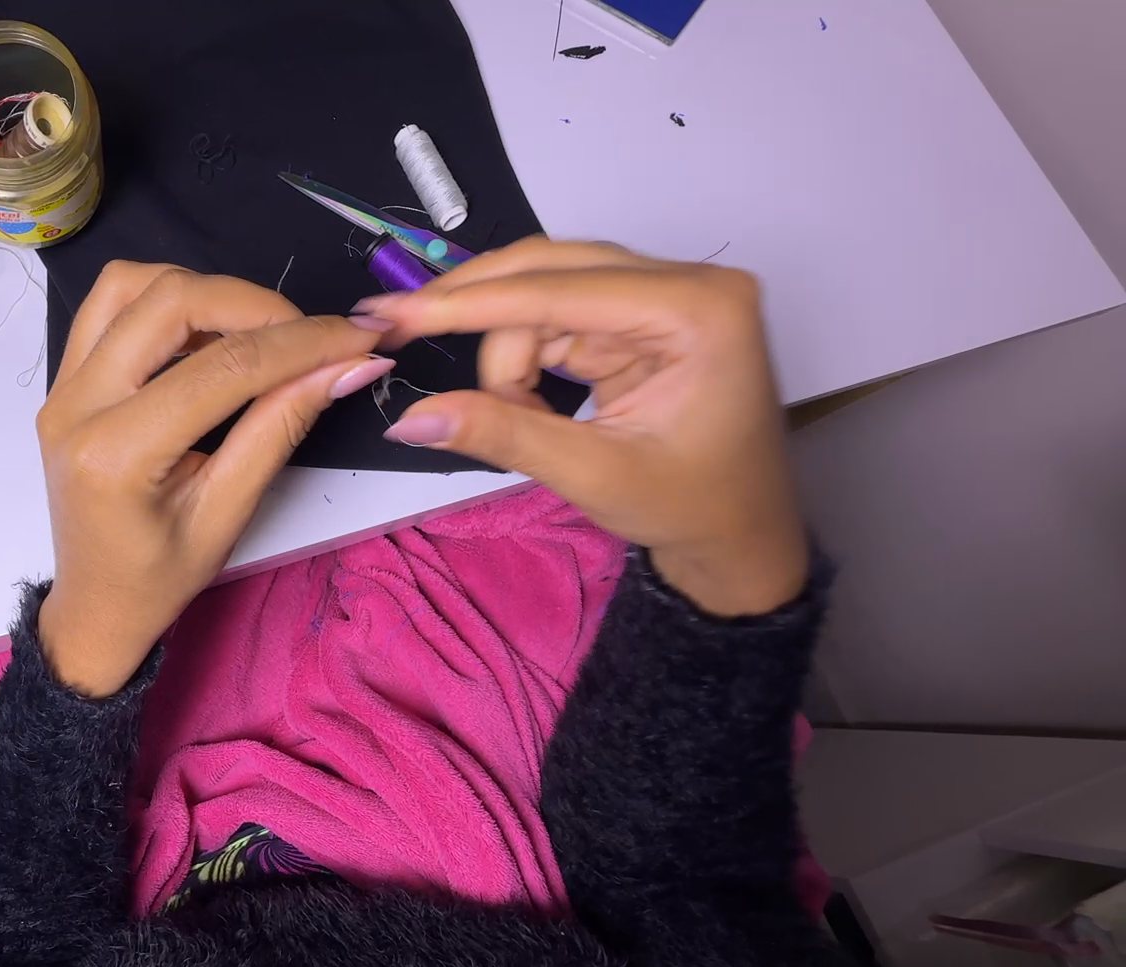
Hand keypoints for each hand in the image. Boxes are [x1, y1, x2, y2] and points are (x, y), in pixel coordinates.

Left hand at [36, 262, 393, 695]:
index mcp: (116, 455)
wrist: (94, 604)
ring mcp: (61, 389)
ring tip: (256, 333)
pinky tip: (206, 337)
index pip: (221, 368)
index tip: (358, 338)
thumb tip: (350, 364)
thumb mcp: (227, 513)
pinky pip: (109, 308)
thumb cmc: (159, 579)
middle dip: (253, 305)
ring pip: (130, 286)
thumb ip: (280, 428)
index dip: (300, 344)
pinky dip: (165, 302)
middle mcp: (75, 406)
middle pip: (169, 301)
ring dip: (203, 292)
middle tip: (309, 337)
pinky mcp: (64, 384)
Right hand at [356, 237, 807, 615]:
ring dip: (504, 357)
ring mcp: (656, 298)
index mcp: (694, 309)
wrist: (737, 533)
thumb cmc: (688, 505)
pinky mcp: (632, 319)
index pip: (554, 289)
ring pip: (536, 297)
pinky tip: (526, 403)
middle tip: (395, 328)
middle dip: (470, 310)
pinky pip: (547, 321)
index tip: (391, 313)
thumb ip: (500, 435)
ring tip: (517, 417)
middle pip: (543, 270)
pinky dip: (519, 364)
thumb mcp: (590, 474)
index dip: (463, 303)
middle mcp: (680, 283)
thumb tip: (409, 420)